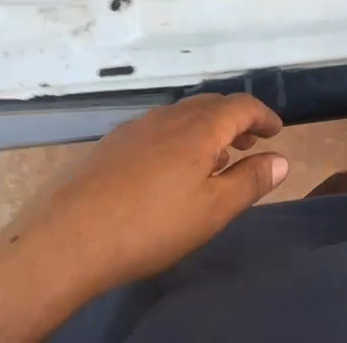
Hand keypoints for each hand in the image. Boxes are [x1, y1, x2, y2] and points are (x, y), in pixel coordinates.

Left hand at [0, 94, 287, 342]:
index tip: (276, 132)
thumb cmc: (150, 226)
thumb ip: (250, 182)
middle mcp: (169, 117)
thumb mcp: (212, 211)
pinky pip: (155, 130)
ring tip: (210, 159)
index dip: (263, 116)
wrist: (63, 240)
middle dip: (235, 120)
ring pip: (180, 117)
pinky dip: (175, 139)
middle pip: (211, 105)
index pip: (242, 106)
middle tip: (248, 144)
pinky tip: (166, 171)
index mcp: (200, 127)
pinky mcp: (108, 146)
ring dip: (204, 129)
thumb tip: (282, 160)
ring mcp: (134, 129)